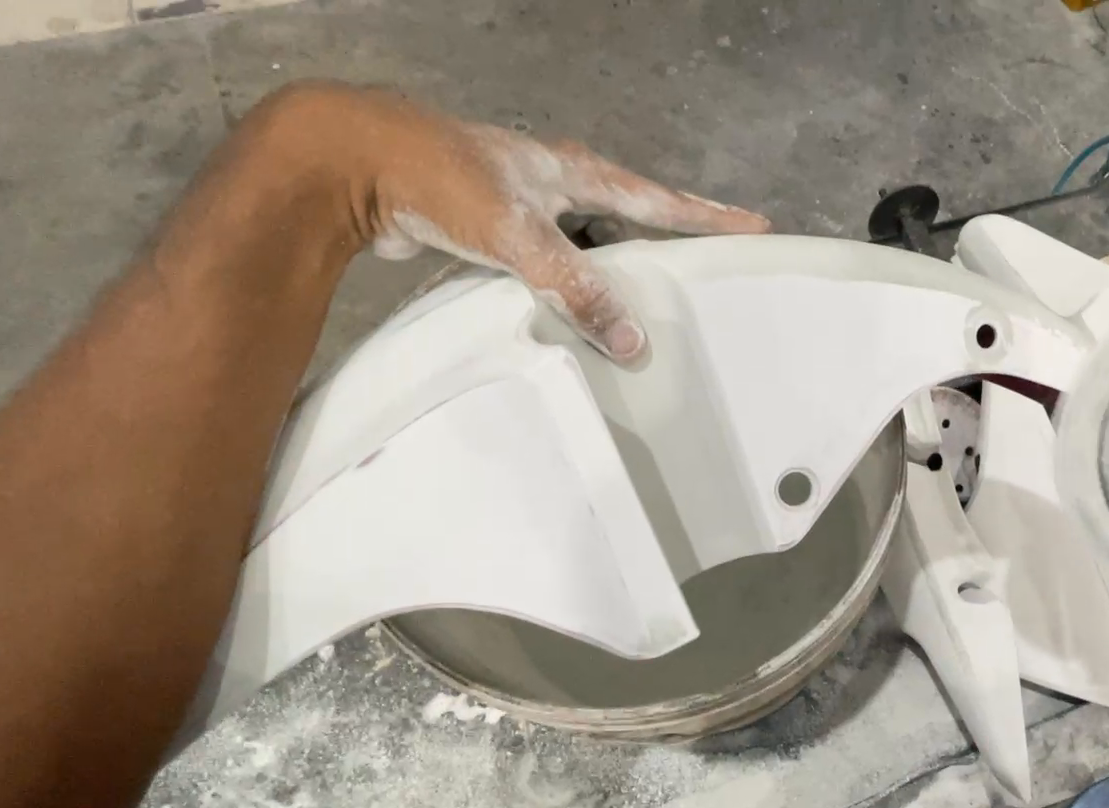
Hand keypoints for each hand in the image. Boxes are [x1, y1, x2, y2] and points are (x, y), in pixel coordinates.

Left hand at [262, 81, 771, 363]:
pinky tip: (583, 307)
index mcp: (581, 175)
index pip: (663, 202)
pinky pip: (562, 259)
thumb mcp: (522, 236)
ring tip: (653, 299)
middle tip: (709, 267)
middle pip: (638, 216)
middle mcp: (563, 183)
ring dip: (624, 266)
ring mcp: (532, 203)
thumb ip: (579, 290)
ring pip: (597, 239)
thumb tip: (633, 344)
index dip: (711, 217)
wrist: (351, 160)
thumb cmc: (441, 179)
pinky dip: (581, 281)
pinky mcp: (502, 226)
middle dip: (675, 240)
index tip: (757, 228)